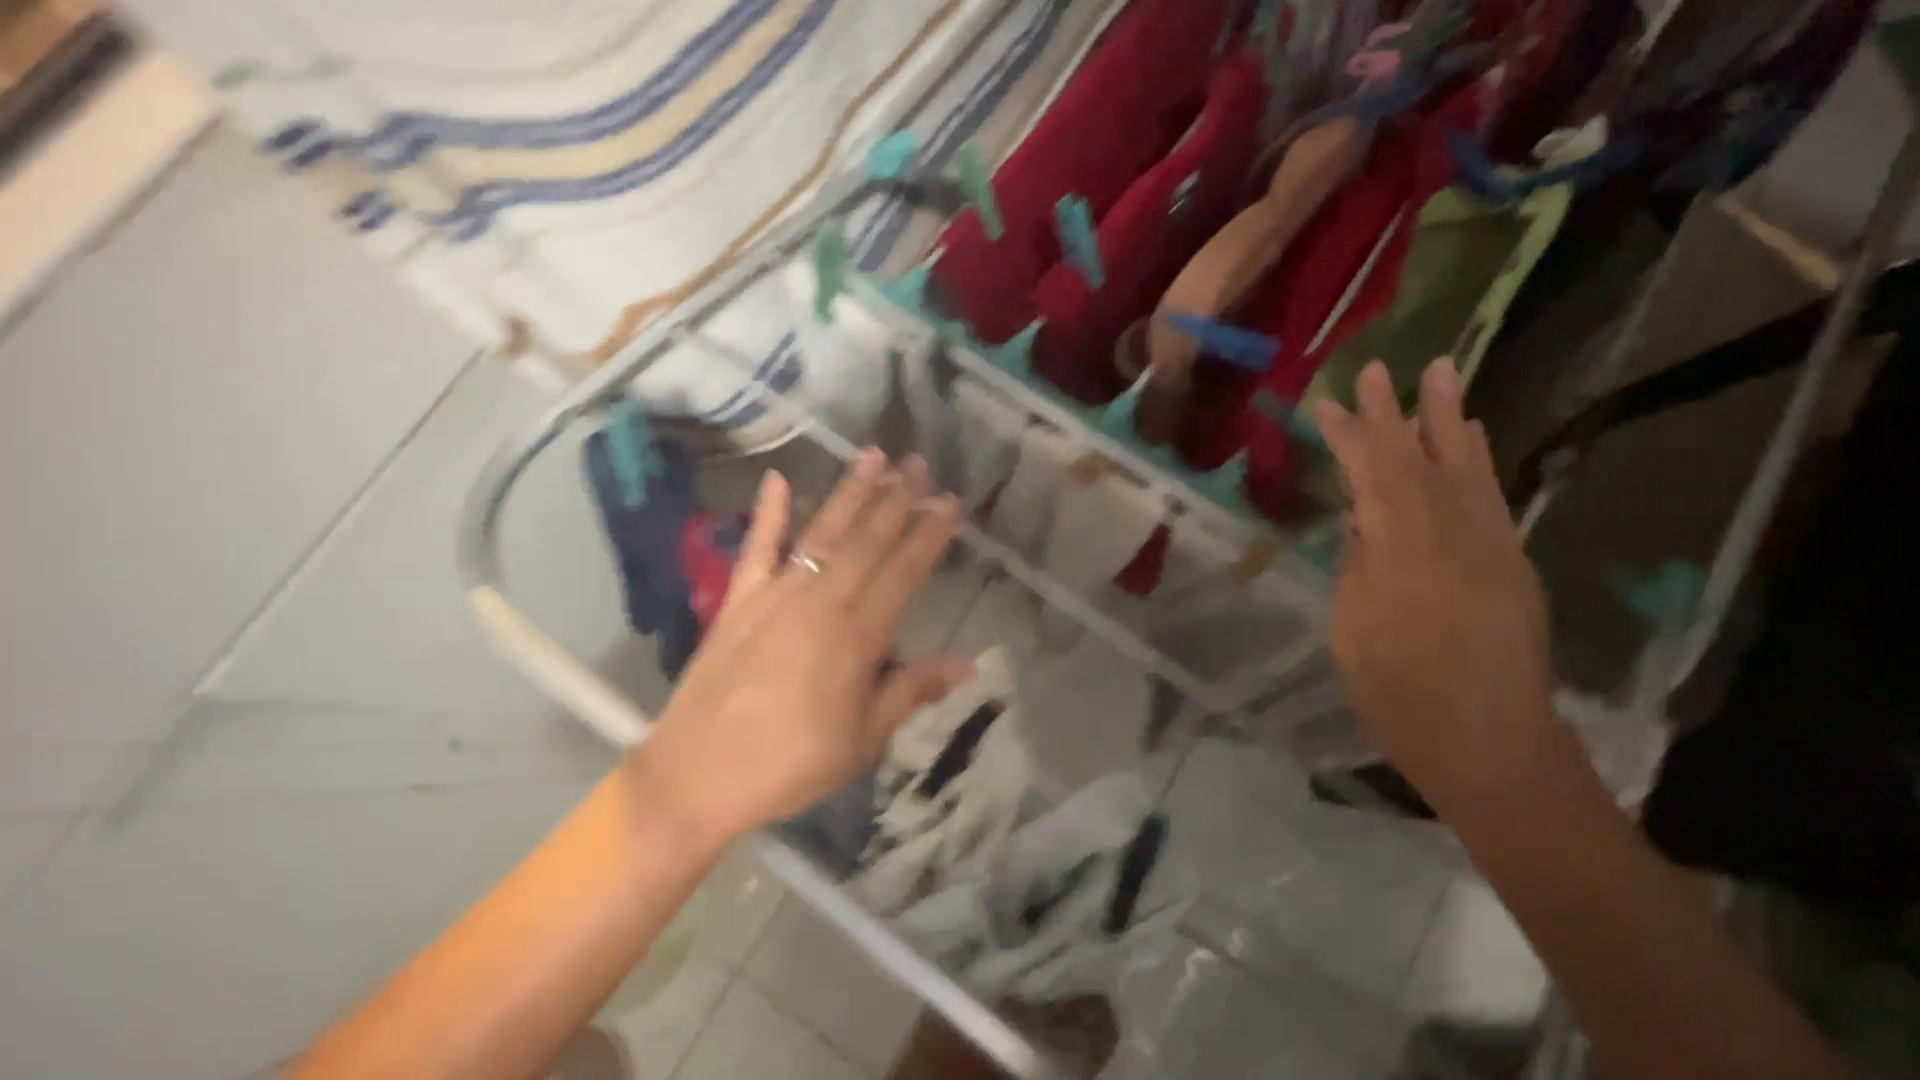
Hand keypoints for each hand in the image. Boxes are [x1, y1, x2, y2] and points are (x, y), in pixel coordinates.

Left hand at [631, 450, 969, 846]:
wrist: (696, 775)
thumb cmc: (790, 765)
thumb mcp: (863, 740)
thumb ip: (911, 691)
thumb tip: (967, 664)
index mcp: (856, 637)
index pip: (901, 573)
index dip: (927, 536)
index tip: (948, 503)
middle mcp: (818, 603)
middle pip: (866, 542)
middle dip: (897, 500)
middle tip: (921, 465)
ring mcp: (774, 596)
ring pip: (821, 533)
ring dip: (850, 494)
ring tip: (873, 456)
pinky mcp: (736, 601)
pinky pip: (756, 548)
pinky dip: (768, 513)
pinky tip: (778, 479)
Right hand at [1314, 359, 1565, 812]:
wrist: (1494, 747)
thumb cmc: (1403, 701)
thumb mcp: (1354, 638)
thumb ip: (1359, 572)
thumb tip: (1363, 525)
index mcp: (1405, 556)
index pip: (1376, 478)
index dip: (1351, 438)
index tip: (1328, 403)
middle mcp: (1455, 538)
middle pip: (1421, 461)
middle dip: (1396, 413)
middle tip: (1377, 370)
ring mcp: (1493, 548)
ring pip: (1467, 469)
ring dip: (1449, 418)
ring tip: (1441, 371)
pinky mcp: (1514, 564)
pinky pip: (1493, 496)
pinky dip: (1479, 460)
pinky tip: (1472, 437)